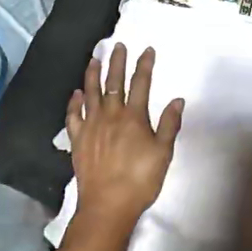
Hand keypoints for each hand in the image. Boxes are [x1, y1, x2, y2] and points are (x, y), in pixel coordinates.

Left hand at [66, 44, 183, 234]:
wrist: (107, 205)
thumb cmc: (141, 180)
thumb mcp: (163, 153)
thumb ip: (169, 124)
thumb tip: (178, 99)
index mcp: (134, 117)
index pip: (141, 83)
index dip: (144, 65)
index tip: (146, 49)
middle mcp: (111, 115)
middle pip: (113, 82)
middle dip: (117, 62)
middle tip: (117, 45)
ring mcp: (91, 126)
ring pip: (90, 93)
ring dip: (92, 74)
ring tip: (94, 59)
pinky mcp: (77, 140)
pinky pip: (73, 116)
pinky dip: (74, 103)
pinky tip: (75, 94)